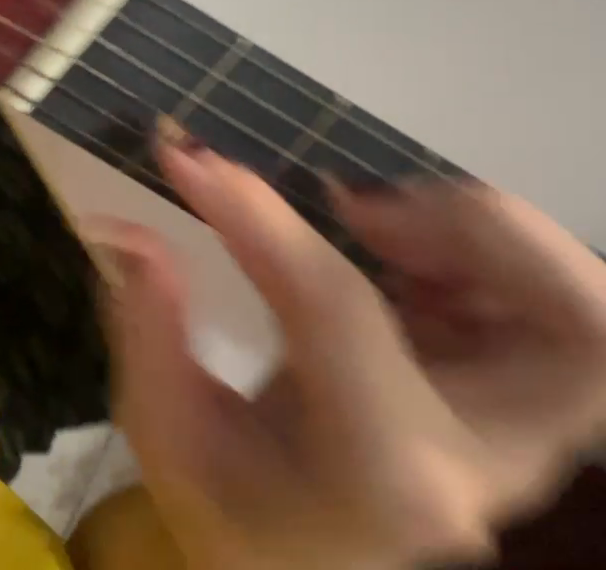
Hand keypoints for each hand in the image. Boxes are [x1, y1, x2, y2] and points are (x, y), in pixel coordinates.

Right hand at [94, 142, 605, 569]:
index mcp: (377, 465)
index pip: (336, 309)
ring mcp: (519, 438)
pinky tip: (388, 256)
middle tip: (357, 206)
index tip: (188, 159)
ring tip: (368, 223)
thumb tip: (127, 230)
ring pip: (585, 318)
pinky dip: (479, 261)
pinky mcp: (518, 413)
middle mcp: (482, 457)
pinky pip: (546, 317)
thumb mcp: (159, 425)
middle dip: (480, 235)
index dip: (256, 217)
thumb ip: (146, 326)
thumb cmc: (222, 506)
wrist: (296, 569)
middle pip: (580, 334)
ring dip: (482, 242)